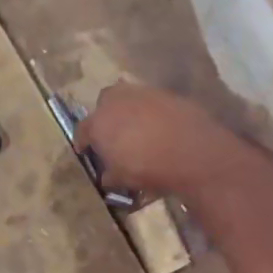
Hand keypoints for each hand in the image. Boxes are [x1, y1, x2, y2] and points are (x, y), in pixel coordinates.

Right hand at [74, 82, 249, 193]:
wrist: (190, 151)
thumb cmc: (145, 168)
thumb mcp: (120, 179)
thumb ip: (108, 174)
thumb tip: (107, 174)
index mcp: (99, 122)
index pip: (82, 130)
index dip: (82, 142)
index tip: (84, 151)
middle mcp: (117, 101)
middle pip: (104, 104)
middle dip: (105, 117)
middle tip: (111, 135)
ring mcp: (143, 92)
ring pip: (128, 99)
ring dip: (128, 112)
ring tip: (135, 132)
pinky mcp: (167, 93)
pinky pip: (150, 103)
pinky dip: (149, 114)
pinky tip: (156, 129)